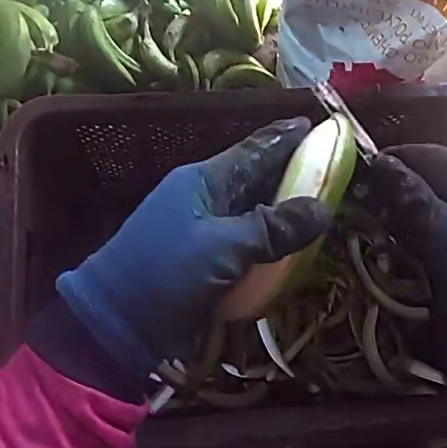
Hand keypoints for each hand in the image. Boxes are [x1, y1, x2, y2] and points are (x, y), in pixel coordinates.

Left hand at [55, 117, 333, 396]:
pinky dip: (269, 242)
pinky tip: (293, 247)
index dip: (285, 137)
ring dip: (282, 210)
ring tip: (322, 204)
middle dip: (291, 173)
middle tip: (332, 169)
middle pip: (256, 177)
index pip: (253, 149)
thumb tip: (323, 208)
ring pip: (252, 210)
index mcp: (203, 180)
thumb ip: (272, 227)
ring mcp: (203, 230)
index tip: (316, 125)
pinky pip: (245, 242)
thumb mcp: (222, 248)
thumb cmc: (164, 273)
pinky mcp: (204, 260)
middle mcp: (205, 198)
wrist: (115, 322)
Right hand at [366, 144, 446, 359]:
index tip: (350, 184)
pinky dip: (424, 227)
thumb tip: (378, 162)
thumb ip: (411, 199)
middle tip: (358, 211)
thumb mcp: (443, 239)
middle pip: (428, 173)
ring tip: (376, 230)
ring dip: (406, 209)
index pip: (418, 153)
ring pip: (437, 196)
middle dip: (392, 188)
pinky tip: (409, 248)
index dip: (382, 164)